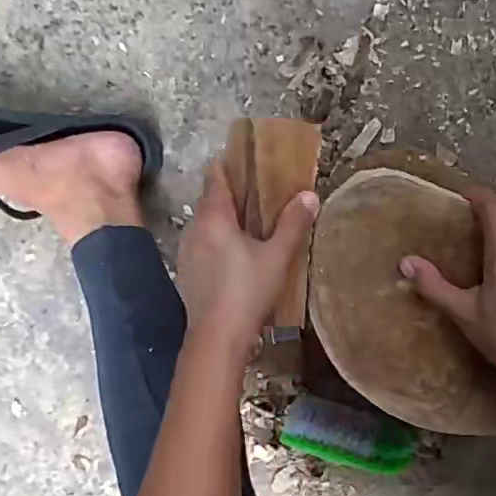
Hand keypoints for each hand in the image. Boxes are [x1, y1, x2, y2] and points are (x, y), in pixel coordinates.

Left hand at [176, 160, 318, 356]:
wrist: (217, 337)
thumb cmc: (247, 291)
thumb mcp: (277, 256)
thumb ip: (293, 224)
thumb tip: (309, 195)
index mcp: (213, 218)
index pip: (216, 178)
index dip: (229, 165)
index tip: (245, 159)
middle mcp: (194, 229)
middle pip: (210, 200)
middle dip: (232, 194)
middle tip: (258, 193)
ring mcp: (187, 252)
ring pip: (205, 225)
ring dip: (225, 220)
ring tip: (251, 223)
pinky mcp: (188, 273)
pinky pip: (203, 245)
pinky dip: (218, 241)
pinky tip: (236, 255)